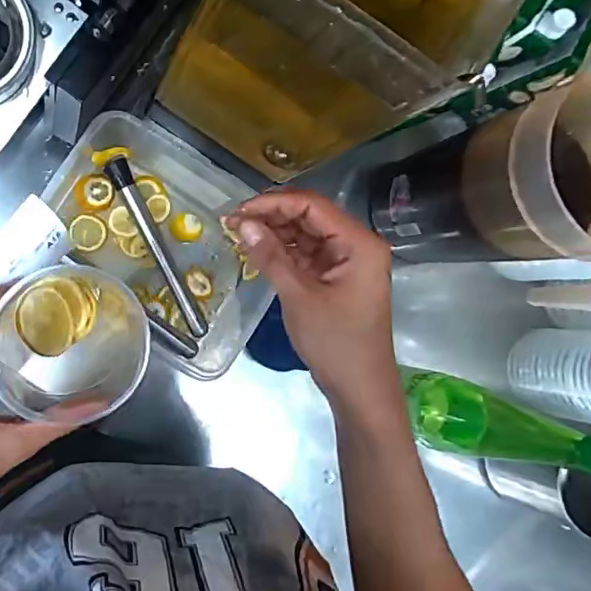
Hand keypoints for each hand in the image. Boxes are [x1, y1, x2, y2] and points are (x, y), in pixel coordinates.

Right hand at [226, 189, 396, 404]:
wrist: (359, 387)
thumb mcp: (298, 296)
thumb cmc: (335, 342)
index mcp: (358, 244)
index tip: (238, 211)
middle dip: (270, 216)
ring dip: (272, 232)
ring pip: (304, 234)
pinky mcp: (333, 277)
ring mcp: (344, 262)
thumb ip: (270, 256)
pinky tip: (255, 249)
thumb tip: (242, 223)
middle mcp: (355, 245)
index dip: (273, 203)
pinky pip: (304, 254)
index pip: (312, 206)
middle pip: (309, 217)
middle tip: (231, 222)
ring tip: (237, 233)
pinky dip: (280, 250)